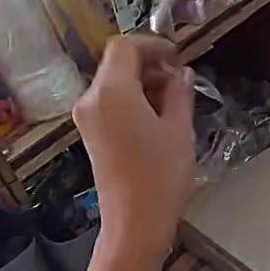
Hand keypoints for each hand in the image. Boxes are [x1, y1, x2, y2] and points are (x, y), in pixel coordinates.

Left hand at [73, 35, 196, 270]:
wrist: (135, 224)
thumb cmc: (160, 178)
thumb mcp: (179, 130)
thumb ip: (180, 93)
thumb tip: (182, 73)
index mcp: (112, 91)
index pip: (125, 46)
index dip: (153, 45)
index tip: (178, 59)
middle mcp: (91, 99)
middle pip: (117, 64)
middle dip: (149, 66)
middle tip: (180, 83)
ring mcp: (87, 118)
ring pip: (113, 83)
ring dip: (141, 84)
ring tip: (172, 104)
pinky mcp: (91, 135)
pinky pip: (109, 104)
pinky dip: (131, 101)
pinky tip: (156, 120)